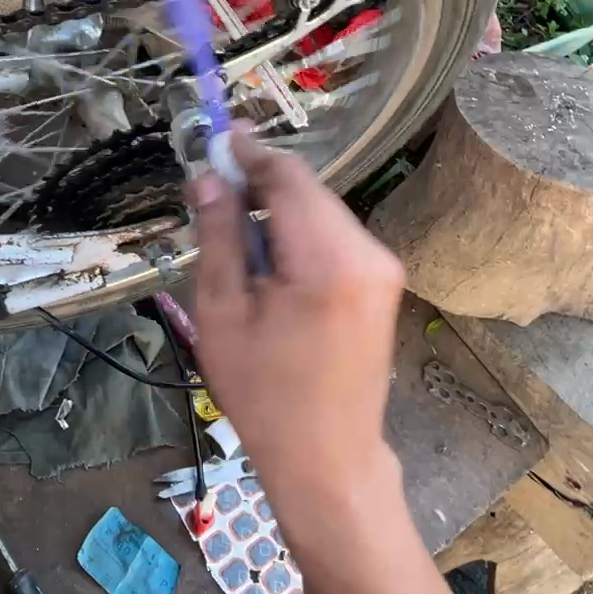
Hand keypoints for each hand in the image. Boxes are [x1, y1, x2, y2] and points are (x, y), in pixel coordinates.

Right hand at [190, 125, 405, 501]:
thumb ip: (218, 236)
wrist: (329, 460)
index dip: (250, 152)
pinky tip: (268, 252)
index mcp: (328, 261)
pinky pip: (333, 233)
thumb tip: (209, 179)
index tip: (217, 133)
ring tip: (234, 222)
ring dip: (277, 205)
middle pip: (307, 190)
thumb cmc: (265, 393)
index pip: (288, 178)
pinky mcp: (381, 282)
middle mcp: (368, 253)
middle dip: (260, 180)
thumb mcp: (222, 312)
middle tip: (213, 181)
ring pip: (320, 208)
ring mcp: (383, 268)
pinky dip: (298, 228)